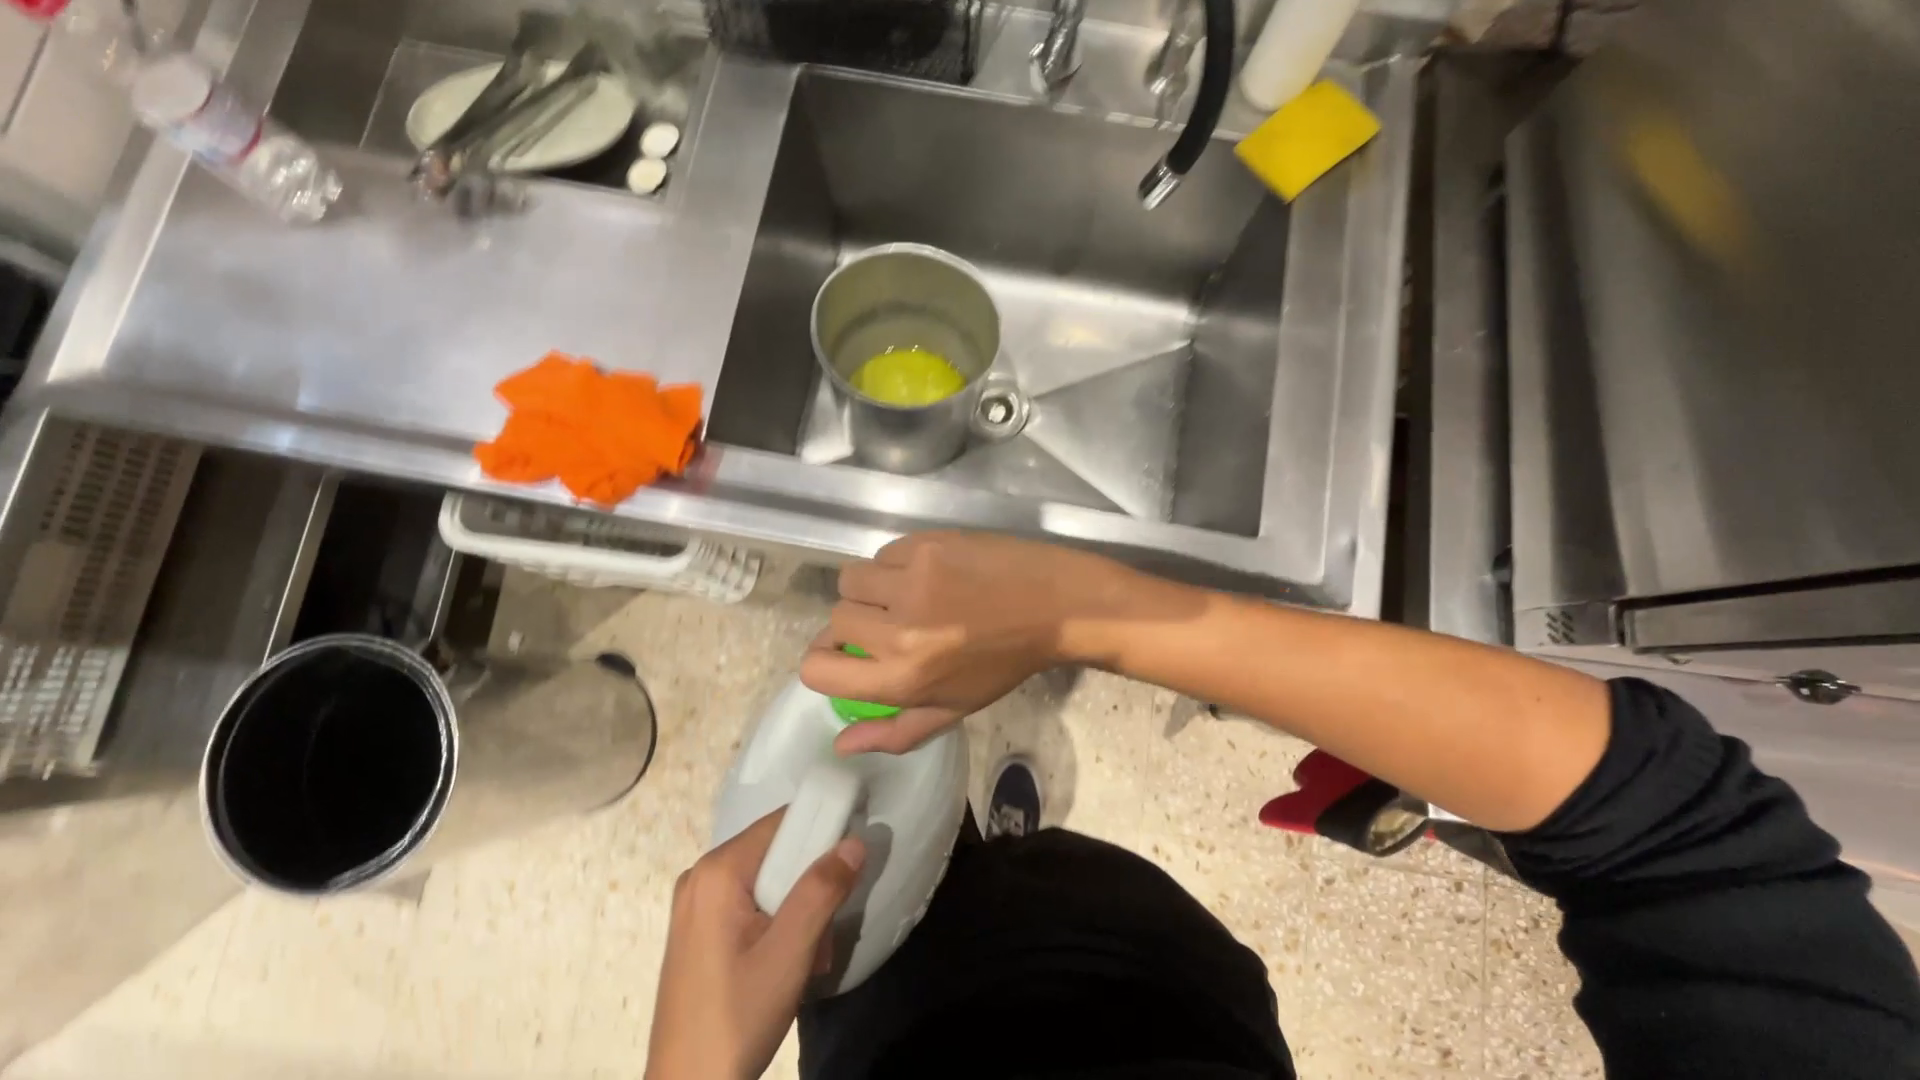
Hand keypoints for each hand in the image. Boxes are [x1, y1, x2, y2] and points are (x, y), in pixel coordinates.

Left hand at [646, 810, 865, 1079]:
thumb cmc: (737, 1017)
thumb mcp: (789, 954)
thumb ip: (821, 892)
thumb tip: (854, 841)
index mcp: (717, 872)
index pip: (781, 823)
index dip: (821, 832)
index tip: (852, 862)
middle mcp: (701, 876)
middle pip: (774, 853)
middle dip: (809, 885)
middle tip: (825, 931)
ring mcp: (695, 905)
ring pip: (765, 882)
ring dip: (797, 910)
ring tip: (808, 958)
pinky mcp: (698, 931)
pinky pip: (748, 905)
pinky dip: (776, 924)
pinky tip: (786, 964)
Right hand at [799, 531, 1152, 753]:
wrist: (1056, 604)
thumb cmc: (1005, 663)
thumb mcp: (954, 708)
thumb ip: (894, 731)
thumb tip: (841, 744)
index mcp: (904, 678)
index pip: (817, 669)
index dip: (824, 663)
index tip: (845, 657)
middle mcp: (899, 630)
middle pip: (834, 621)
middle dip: (854, 626)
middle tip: (889, 626)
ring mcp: (911, 581)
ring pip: (850, 581)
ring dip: (869, 591)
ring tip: (904, 596)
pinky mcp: (925, 545)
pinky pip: (882, 553)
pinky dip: (895, 564)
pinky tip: (928, 574)